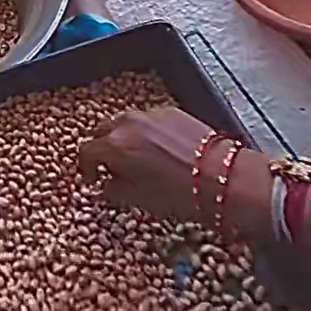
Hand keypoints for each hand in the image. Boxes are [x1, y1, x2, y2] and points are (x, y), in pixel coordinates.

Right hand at [77, 107, 218, 222]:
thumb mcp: (139, 199)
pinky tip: (161, 149)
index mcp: (114, 146)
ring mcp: (149, 114)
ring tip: (138, 157)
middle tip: (113, 167)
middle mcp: (126, 124)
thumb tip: (105, 186)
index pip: (86, 151)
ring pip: (125, 123)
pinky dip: (147, 132)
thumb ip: (113, 189)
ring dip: (124, 138)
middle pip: (102, 132)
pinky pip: (149, 120)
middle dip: (104, 149)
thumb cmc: (180, 194)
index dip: (87, 168)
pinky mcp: (170, 111)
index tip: (93, 179)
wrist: (223, 178)